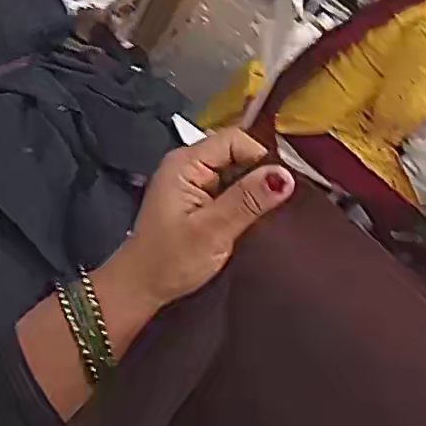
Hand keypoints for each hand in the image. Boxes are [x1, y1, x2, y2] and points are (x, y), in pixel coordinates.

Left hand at [95, 128, 294, 317]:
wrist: (141, 286)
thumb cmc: (168, 261)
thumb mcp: (213, 230)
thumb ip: (248, 200)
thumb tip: (283, 176)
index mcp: (185, 163)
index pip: (234, 139)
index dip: (260, 157)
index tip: (279, 184)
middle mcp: (187, 164)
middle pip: (236, 151)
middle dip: (258, 173)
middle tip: (272, 203)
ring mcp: (191, 180)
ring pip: (235, 170)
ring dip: (251, 189)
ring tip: (261, 213)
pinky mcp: (197, 197)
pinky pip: (228, 186)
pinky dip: (242, 199)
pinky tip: (248, 217)